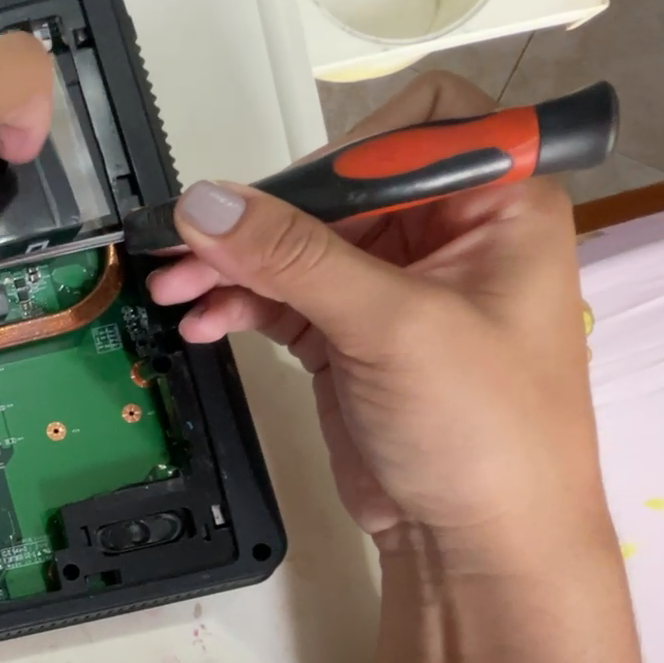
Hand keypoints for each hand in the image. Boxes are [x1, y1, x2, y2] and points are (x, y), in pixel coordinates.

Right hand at [146, 71, 607, 568]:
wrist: (466, 530)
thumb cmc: (476, 425)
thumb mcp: (388, 326)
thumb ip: (295, 258)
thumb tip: (204, 203)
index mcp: (492, 210)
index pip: (415, 132)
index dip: (341, 155)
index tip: (268, 205)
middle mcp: (436, 239)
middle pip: (327, 197)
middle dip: (253, 225)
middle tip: (178, 251)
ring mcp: (379, 290)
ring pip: (287, 252)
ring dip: (226, 268)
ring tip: (171, 292)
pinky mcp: (335, 336)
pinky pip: (271, 301)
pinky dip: (231, 307)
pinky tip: (201, 325)